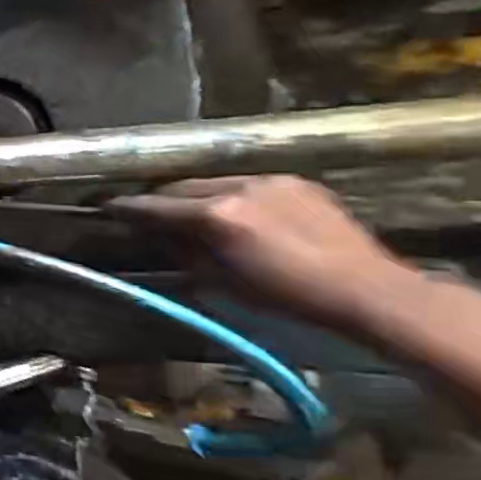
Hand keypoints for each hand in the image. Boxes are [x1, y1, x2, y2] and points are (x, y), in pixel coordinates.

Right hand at [110, 175, 415, 325]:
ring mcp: (267, 180)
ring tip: (198, 215)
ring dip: (198, 196)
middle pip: (179, 186)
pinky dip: (234, 196)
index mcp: (216, 216)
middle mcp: (236, 188)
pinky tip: (244, 215)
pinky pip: (247, 183)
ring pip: (211, 181)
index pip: (155, 206)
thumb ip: (183, 251)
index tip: (107, 207)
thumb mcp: (224, 282)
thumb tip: (154, 233)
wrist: (373, 293)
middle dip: (163, 200)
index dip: (127, 208)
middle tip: (152, 215)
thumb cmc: (291, 298)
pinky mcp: (294, 181)